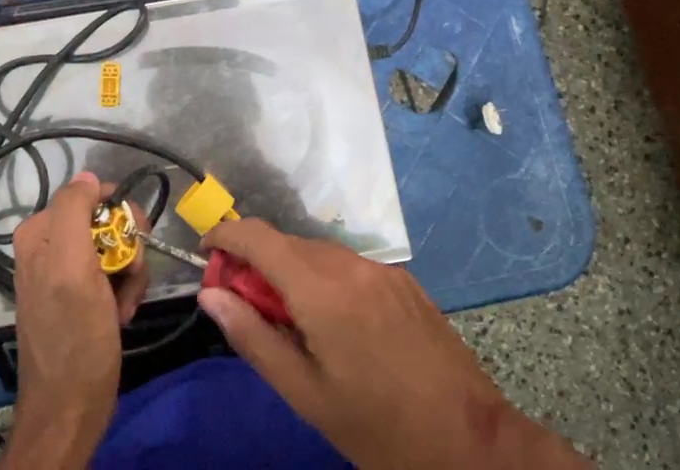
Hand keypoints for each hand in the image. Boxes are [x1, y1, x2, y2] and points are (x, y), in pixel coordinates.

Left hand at [1, 172, 148, 467]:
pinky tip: (121, 316)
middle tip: (128, 281)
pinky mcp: (80, 297)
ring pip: (116, 251)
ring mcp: (65, 273)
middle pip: (108, 224)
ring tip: (124, 307)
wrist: (70, 406)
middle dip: (128, 253)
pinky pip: (113, 277)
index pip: (92, 196)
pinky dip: (124, 294)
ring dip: (130, 277)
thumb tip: (89, 174)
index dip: (120, 218)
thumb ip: (74, 211)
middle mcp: (49, 246)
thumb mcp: (71, 267)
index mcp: (40, 232)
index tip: (134, 245)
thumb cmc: (74, 337)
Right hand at [199, 219, 588, 469]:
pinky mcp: (405, 284)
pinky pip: (350, 267)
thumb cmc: (378, 428)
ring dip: (292, 272)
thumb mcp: (305, 393)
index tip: (206, 254)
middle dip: (256, 262)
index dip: (225, 236)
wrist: (472, 442)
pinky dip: (325, 280)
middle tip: (243, 306)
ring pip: (320, 254)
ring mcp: (384, 271)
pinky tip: (332, 324)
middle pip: (288, 244)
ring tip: (288, 323)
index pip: (258, 236)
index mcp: (322, 289)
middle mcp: (352, 265)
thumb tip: (211, 295)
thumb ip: (252, 337)